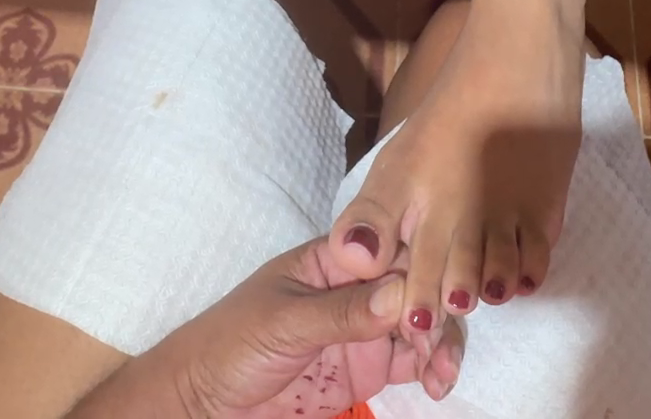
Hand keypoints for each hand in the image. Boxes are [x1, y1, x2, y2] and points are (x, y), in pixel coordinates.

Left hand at [158, 237, 463, 416]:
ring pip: (419, 321)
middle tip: (440, 343)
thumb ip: (341, 310)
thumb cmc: (232, 342)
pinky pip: (411, 360)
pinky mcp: (368, 365)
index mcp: (334, 258)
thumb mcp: (285, 322)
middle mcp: (357, 286)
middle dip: (435, 308)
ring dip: (440, 341)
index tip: (435, 298)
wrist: (207, 400)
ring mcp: (365, 326)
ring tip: (442, 372)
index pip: (387, 250)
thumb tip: (399, 294)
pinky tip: (438, 383)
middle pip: (412, 284)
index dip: (417, 269)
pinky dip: (432, 368)